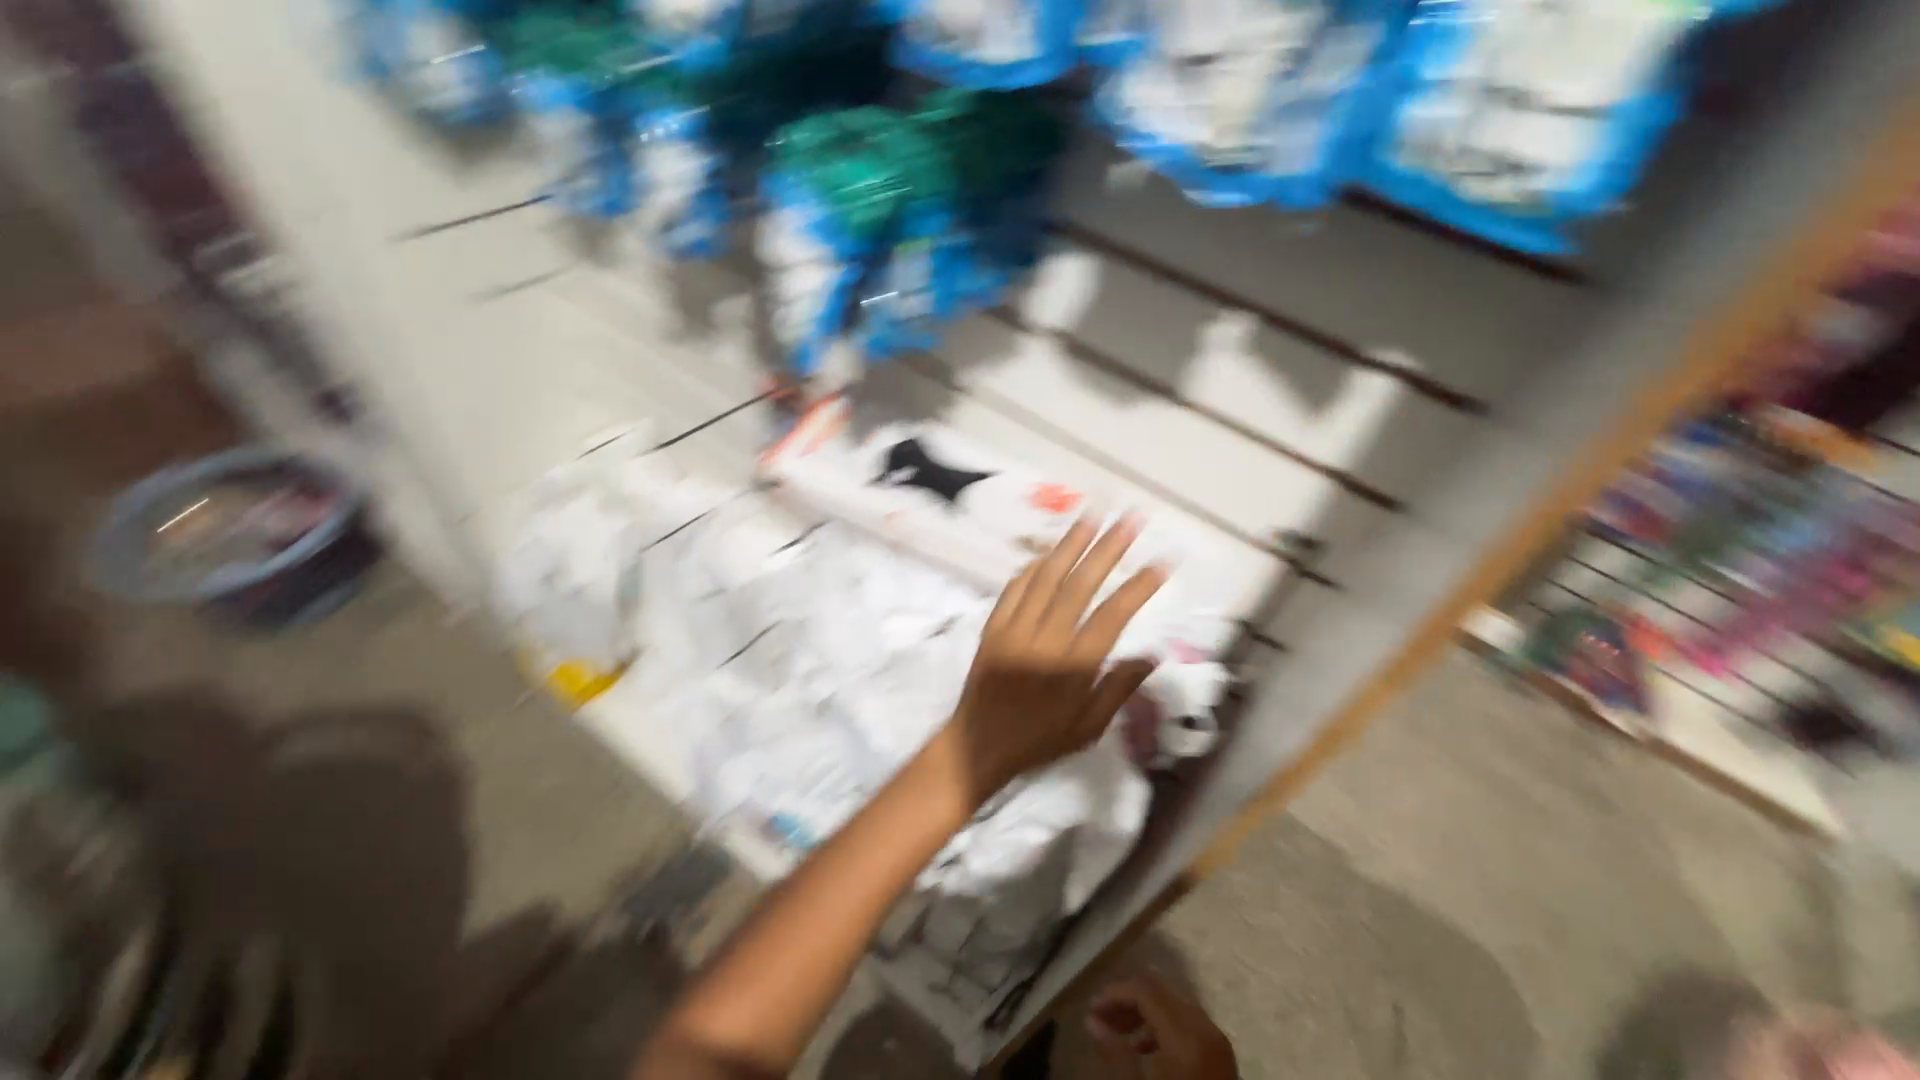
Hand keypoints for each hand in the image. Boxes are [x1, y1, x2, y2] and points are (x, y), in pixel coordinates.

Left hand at [929, 515, 1167, 808]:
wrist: (978, 745)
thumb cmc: (1040, 740)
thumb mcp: (1089, 728)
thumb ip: (1119, 689)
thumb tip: (1151, 655)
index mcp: (1073, 666)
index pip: (1113, 615)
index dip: (1139, 586)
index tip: (1162, 561)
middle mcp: (1044, 640)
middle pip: (1081, 583)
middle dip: (1109, 547)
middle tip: (1131, 518)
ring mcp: (1014, 629)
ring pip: (1046, 576)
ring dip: (1071, 543)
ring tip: (1094, 514)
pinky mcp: (992, 627)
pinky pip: (1015, 587)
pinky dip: (1034, 566)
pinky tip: (1051, 551)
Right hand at [1087, 975, 1236, 1079]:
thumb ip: (1114, 1053)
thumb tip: (1092, 1021)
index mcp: (1186, 1036)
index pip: (1146, 990)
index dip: (1115, 993)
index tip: (1091, 1009)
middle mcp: (1206, 1028)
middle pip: (1162, 992)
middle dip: (1128, 999)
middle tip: (1101, 1018)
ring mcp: (1217, 1041)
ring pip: (1175, 1005)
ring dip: (1144, 1012)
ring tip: (1118, 1036)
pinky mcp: (1219, 1054)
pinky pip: (1187, 1023)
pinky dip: (1162, 1026)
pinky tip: (1144, 1050)